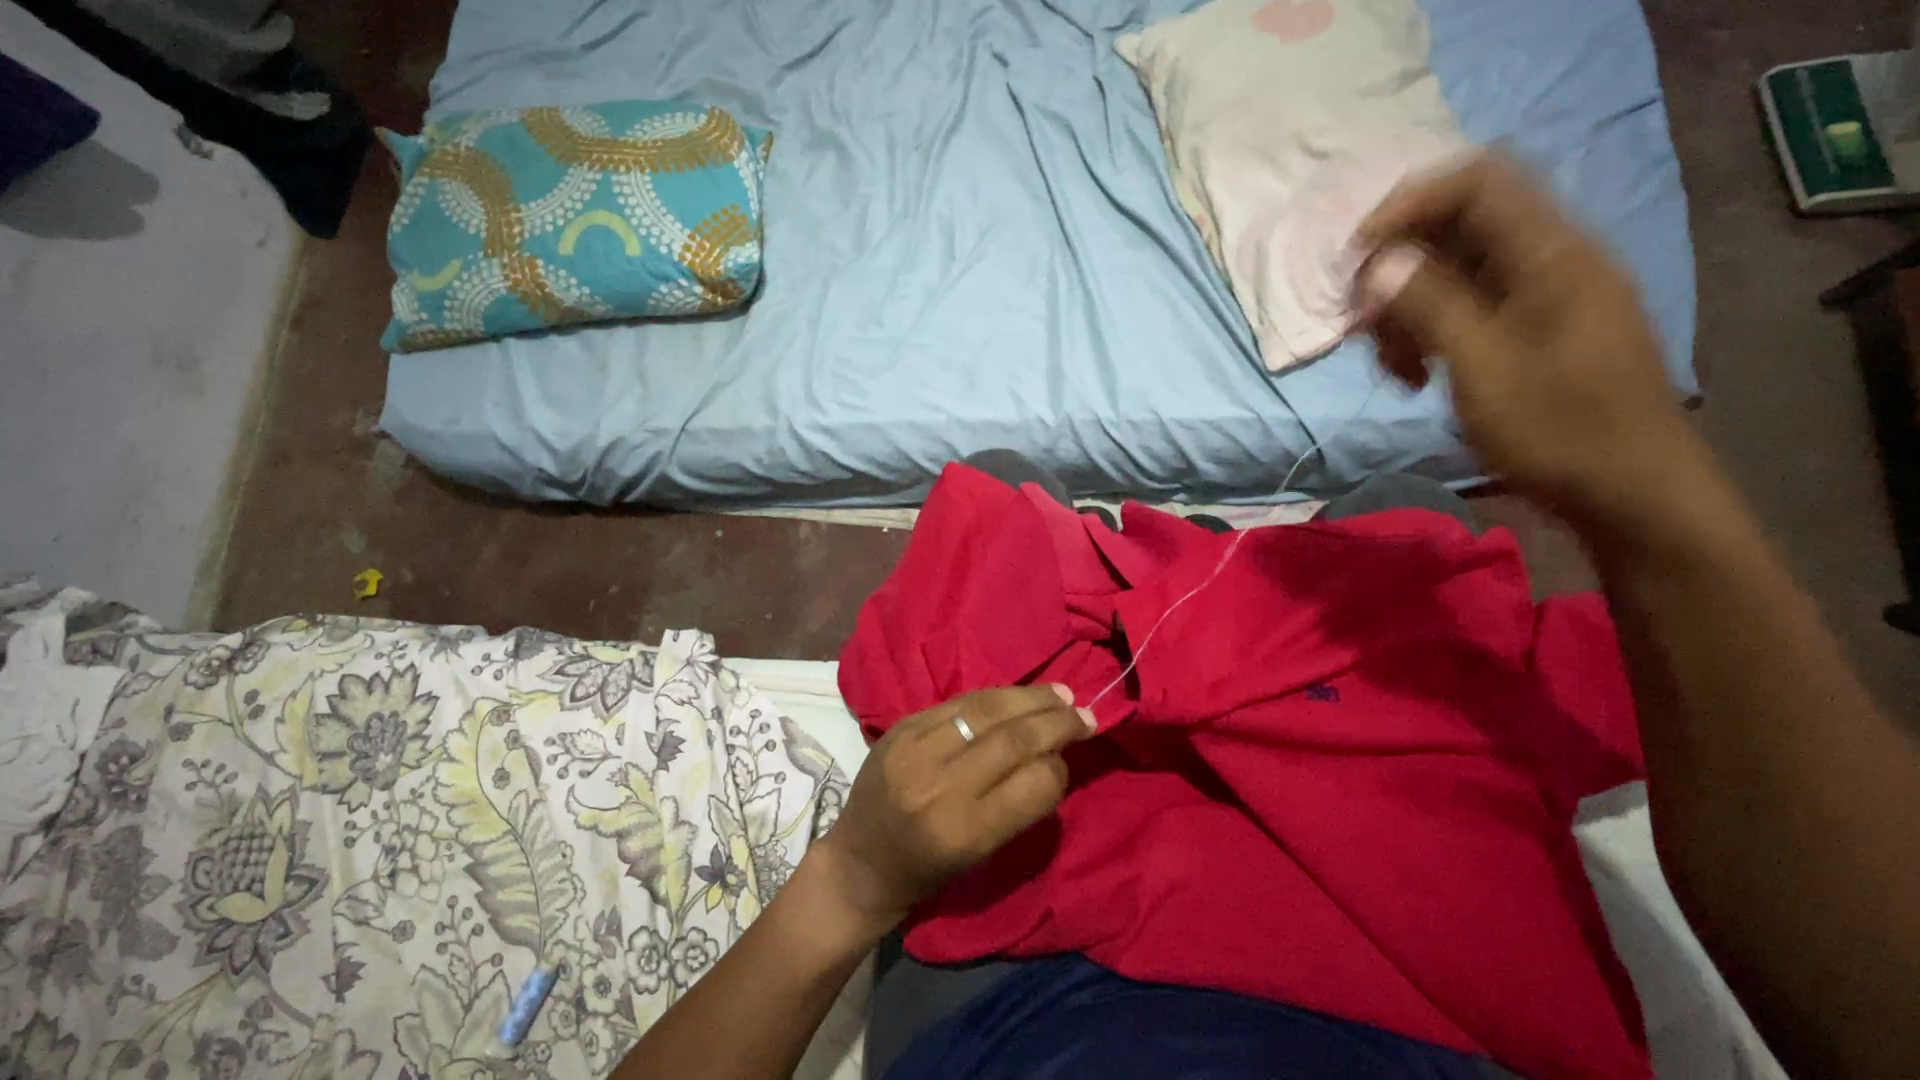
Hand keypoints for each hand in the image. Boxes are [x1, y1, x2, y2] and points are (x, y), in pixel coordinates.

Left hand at [811, 685, 1095, 931]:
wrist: (859, 863)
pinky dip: (993, 697)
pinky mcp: (900, 728)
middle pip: (1013, 739)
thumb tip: (1055, 756)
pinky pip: (957, 702)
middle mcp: (939, 786)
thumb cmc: (927, 872)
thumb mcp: (981, 854)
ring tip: (1061, 695)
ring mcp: (915, 751)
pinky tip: (1016, 695)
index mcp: (964, 831)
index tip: (1069, 763)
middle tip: (1087, 715)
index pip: (1033, 783)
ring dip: (1030, 698)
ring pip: (985, 709)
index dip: (1060, 768)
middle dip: (1057, 722)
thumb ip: (1017, 806)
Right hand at [1356, 154, 1702, 521]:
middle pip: (1456, 228)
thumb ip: (1430, 306)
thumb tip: (1379, 261)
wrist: (1634, 496)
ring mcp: (1544, 297)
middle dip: (1397, 270)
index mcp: (1552, 254)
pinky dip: (1429, 332)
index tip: (1357, 262)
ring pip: (1454, 273)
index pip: (1475, 183)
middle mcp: (1550, 261)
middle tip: (1363, 327)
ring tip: (1392, 366)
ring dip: (1407, 309)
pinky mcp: (1533, 332)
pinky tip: (1417, 376)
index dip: (1407, 206)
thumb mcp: (1485, 369)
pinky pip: (1468, 308)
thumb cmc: (1562, 433)